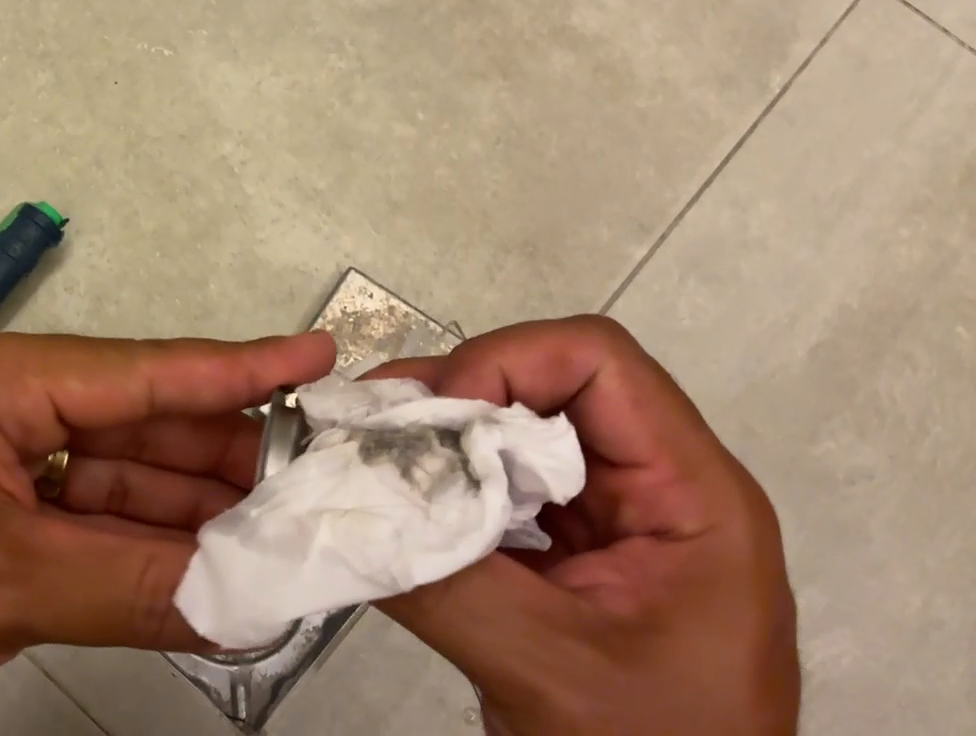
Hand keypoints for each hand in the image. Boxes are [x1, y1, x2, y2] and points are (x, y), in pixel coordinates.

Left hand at [0, 327, 336, 735]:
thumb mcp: (3, 584)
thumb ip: (138, 586)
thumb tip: (255, 598)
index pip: (131, 370)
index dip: (231, 366)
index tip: (313, 354)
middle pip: (128, 420)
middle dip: (218, 450)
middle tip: (315, 469)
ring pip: (111, 472)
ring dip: (186, 503)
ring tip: (280, 519)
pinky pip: (81, 515)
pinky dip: (140, 540)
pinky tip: (206, 559)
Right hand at [369, 316, 798, 734]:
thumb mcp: (547, 667)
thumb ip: (442, 576)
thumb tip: (340, 498)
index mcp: (686, 494)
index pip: (597, 361)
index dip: (505, 362)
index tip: (434, 420)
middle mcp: (646, 480)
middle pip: (541, 377)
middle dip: (447, 393)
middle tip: (367, 426)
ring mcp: (602, 506)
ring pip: (507, 419)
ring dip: (431, 430)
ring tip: (363, 454)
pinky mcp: (560, 533)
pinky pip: (492, 470)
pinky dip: (435, 470)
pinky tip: (391, 493)